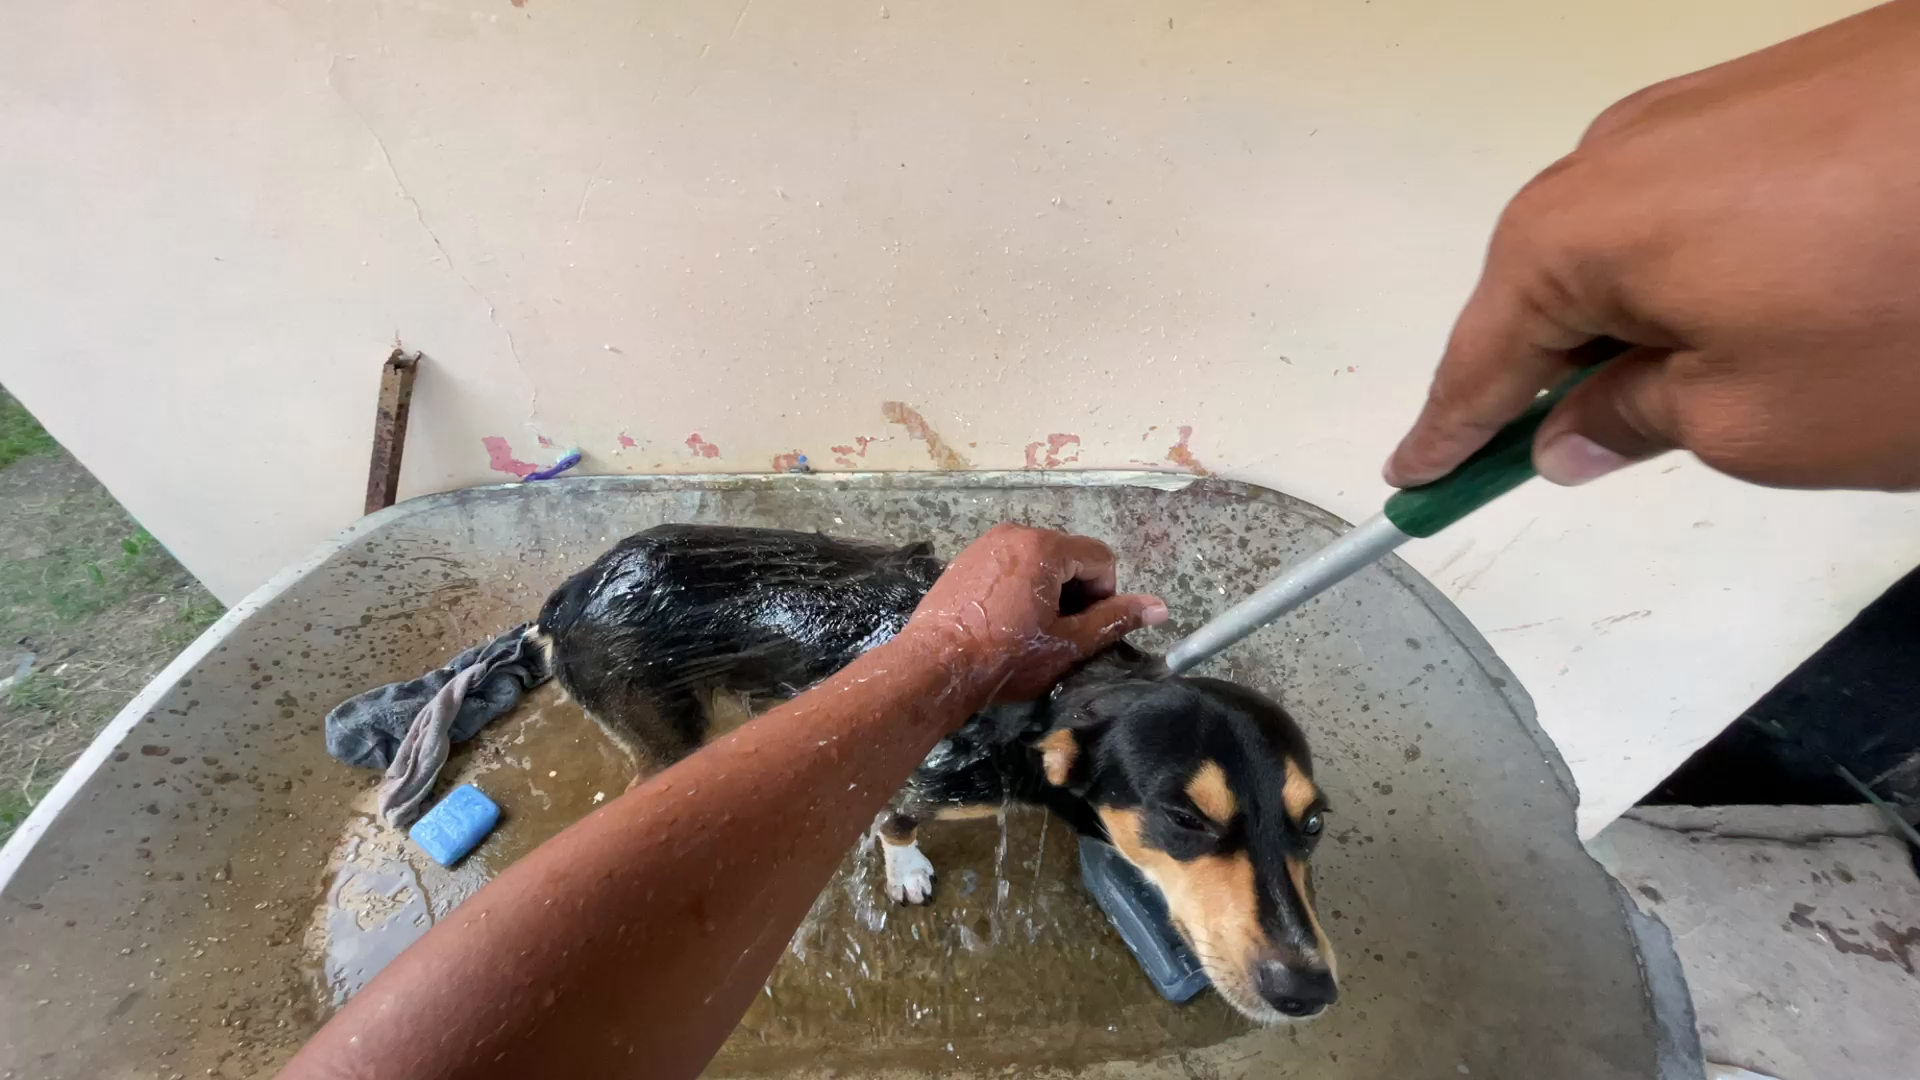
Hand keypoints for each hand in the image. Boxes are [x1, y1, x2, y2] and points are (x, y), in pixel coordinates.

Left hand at [896, 524, 1167, 705]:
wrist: (933, 668)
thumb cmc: (1004, 659)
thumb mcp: (1067, 644)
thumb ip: (1114, 620)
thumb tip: (1161, 607)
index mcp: (1044, 547)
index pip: (1100, 558)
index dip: (1104, 595)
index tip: (1084, 628)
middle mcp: (1015, 533)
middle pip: (1069, 555)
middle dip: (1075, 591)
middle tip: (1057, 632)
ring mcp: (986, 543)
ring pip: (1039, 560)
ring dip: (1048, 590)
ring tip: (1030, 629)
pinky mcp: (967, 558)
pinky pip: (1011, 563)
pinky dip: (1020, 586)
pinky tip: (1005, 620)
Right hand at [1385, 0, 1919, 491]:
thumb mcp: (1757, 421)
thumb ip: (1630, 425)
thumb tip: (1569, 435)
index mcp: (1566, 236)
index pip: (1475, 367)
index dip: (1443, 438)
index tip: (1409, 480)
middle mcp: (1608, 156)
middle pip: (1537, 295)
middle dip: (1540, 374)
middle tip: (1549, 444)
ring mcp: (1703, 105)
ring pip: (1616, 246)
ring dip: (1625, 320)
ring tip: (1688, 370)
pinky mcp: (1798, 78)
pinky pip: (1694, 200)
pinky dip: (1695, 268)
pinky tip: (1761, 296)